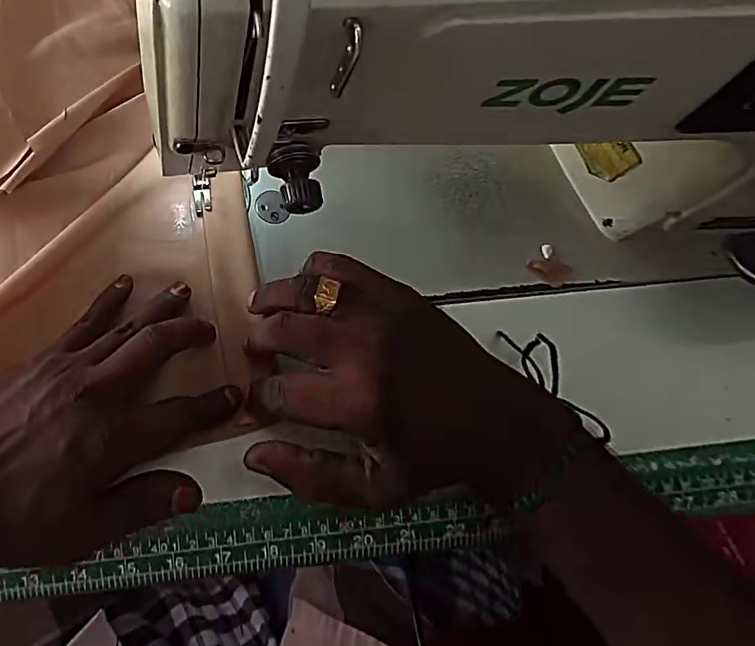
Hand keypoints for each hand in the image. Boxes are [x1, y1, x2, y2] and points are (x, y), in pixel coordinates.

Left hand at [0, 275, 242, 571]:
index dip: (209, 405)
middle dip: (185, 334)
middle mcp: (93, 392)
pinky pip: (82, 324)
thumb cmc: (12, 521)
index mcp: (108, 439)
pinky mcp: (40, 359)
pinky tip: (120, 287)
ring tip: (179, 290)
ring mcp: (65, 369)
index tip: (234, 392)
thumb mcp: (80, 534)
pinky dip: (105, 304)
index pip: (175, 417)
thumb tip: (192, 491)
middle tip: (209, 325)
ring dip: (154, 308)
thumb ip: (137, 507)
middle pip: (151, 350)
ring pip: (121, 329)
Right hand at [242, 252, 578, 507]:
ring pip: (301, 288)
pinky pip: (334, 266)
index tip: (258, 398)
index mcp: (358, 400)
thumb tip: (255, 455)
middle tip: (256, 351)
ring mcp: (376, 311)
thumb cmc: (435, 456)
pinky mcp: (391, 291)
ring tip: (259, 308)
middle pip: (282, 329)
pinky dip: (310, 273)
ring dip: (272, 298)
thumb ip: (311, 476)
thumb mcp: (376, 488)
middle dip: (258, 342)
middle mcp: (362, 347)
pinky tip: (304, 290)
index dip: (259, 396)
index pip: (281, 391)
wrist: (498, 421)